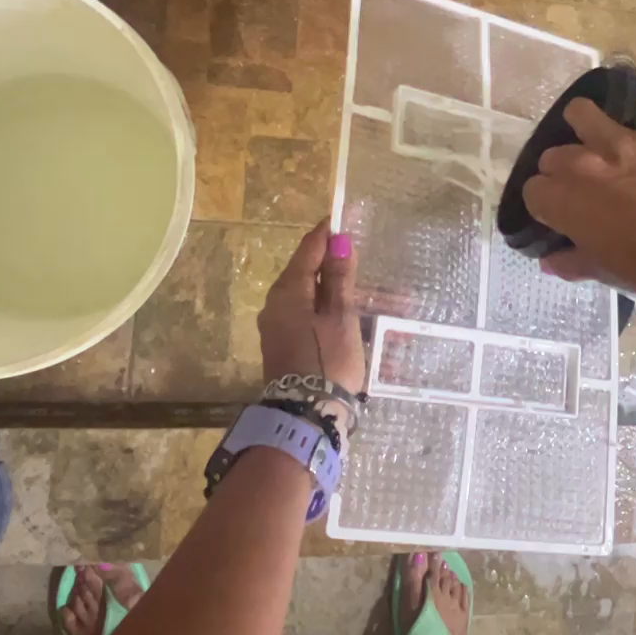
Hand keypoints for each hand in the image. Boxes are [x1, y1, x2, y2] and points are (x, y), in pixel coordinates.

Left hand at [258, 220, 365, 394]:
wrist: (307, 416)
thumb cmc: (328, 361)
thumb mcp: (341, 316)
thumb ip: (340, 278)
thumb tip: (339, 240)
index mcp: (287, 290)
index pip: (308, 249)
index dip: (327, 233)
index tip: (344, 218)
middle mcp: (275, 303)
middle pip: (306, 271)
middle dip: (332, 262)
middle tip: (358, 253)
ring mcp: (276, 325)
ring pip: (307, 294)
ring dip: (332, 287)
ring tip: (360, 285)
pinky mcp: (283, 344)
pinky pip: (305, 313)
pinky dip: (325, 307)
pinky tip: (344, 311)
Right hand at [521, 92, 635, 304]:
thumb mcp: (604, 273)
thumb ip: (570, 261)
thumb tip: (549, 258)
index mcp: (563, 201)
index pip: (532, 190)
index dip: (545, 203)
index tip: (560, 214)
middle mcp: (584, 163)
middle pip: (553, 154)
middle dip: (562, 169)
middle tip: (584, 185)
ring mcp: (623, 140)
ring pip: (582, 113)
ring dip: (585, 125)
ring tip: (600, 139)